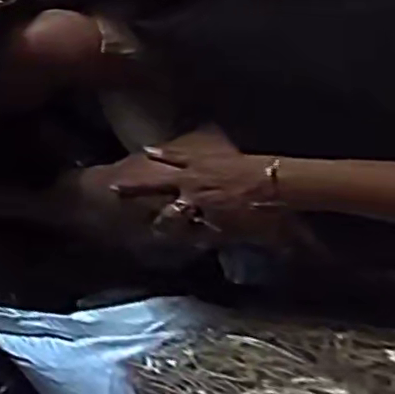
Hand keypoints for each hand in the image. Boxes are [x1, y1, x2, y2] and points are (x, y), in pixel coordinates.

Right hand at [109, 127, 278, 235]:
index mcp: (197, 205)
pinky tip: (147, 149)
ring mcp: (191, 170)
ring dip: (144, 167)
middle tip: (112, 190)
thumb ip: (223, 236)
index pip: (171, 217)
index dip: (160, 224)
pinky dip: (161, 151)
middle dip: (132, 189)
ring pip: (159, 168)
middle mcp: (186, 187)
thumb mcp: (250, 232)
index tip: (149, 229)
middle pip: (152, 187)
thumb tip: (201, 244)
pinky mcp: (200, 158)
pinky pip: (176, 153)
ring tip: (127, 166)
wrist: (281, 184)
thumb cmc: (269, 213)